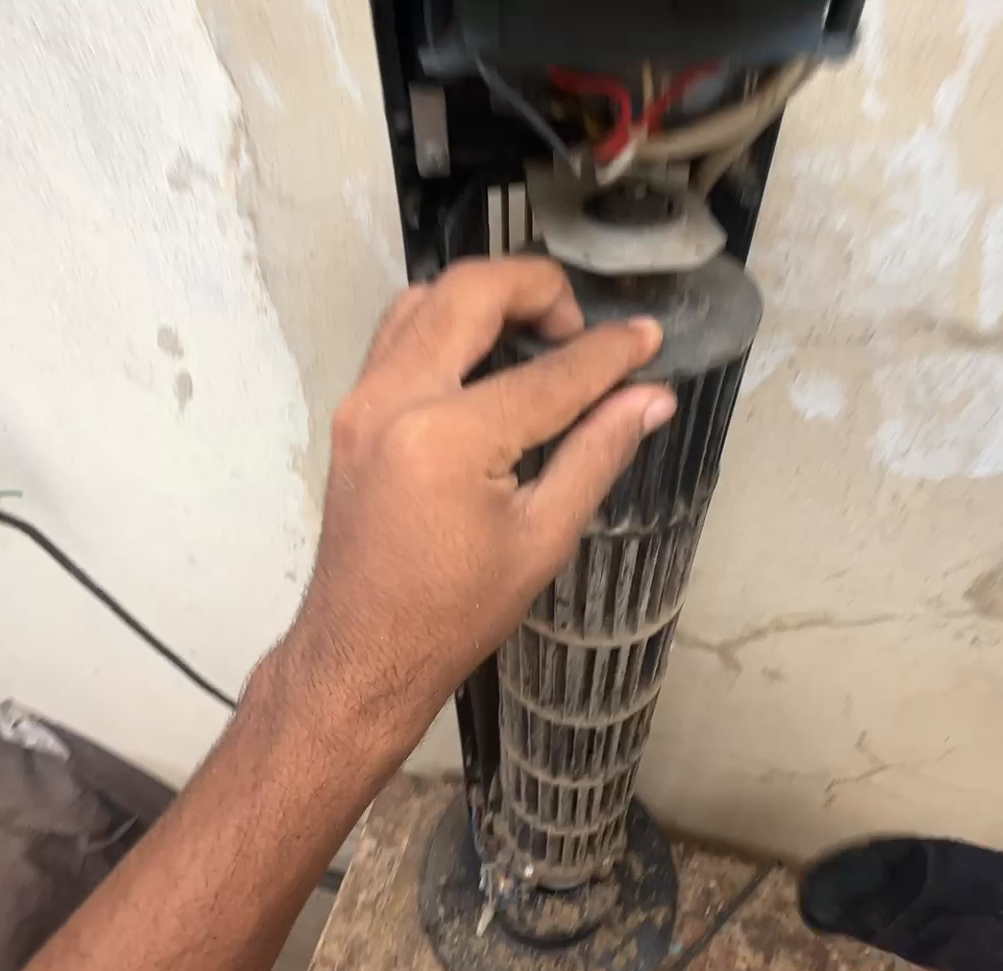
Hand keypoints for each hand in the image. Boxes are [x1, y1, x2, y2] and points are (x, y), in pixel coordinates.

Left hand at [281, 256, 673, 753]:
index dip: (609, 353)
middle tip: (580, 330)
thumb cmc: (457, 612)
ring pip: (424, 300)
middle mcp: (394, 399)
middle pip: (470, 293)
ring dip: (485, 299)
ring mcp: (361, 401)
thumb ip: (598, 455)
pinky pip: (398, 335)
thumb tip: (652, 399)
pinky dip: (445, 324)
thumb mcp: (543, 540)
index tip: (648, 338)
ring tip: (533, 338)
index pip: (548, 375)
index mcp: (449, 440)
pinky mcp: (350, 414)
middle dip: (539, 289)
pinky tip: (481, 361)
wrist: (363, 650)